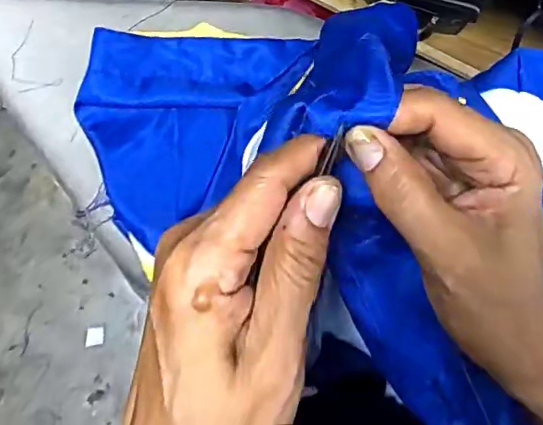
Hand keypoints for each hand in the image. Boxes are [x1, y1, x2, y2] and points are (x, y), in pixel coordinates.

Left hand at [123, 134, 340, 424]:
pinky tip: (303, 232)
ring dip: (297, 196)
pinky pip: (244, 220)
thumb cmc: (224, 423)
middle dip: (310, 174)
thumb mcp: (274, 352)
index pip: (267, 176)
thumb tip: (325, 186)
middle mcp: (184, 241)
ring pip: (255, 198)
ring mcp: (183, 251)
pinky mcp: (189, 264)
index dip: (316, 152)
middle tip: (359, 178)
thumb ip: (298, 263)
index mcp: (201, 259)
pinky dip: (278, 218)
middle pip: (260, 183)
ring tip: (340, 202)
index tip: (359, 145)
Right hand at [346, 87, 542, 424]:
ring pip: (418, 131)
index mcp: (505, 152)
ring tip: (331, 138)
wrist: (520, 348)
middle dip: (379, 118)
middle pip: (429, 114)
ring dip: (378, 135)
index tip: (337, 119)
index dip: (389, 109)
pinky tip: (355, 158)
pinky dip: (386, 157)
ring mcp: (476, 159)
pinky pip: (417, 154)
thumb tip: (357, 135)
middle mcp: (493, 144)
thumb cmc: (494, 305)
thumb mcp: (445, 250)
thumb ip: (402, 191)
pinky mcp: (458, 177)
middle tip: (326, 128)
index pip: (440, 111)